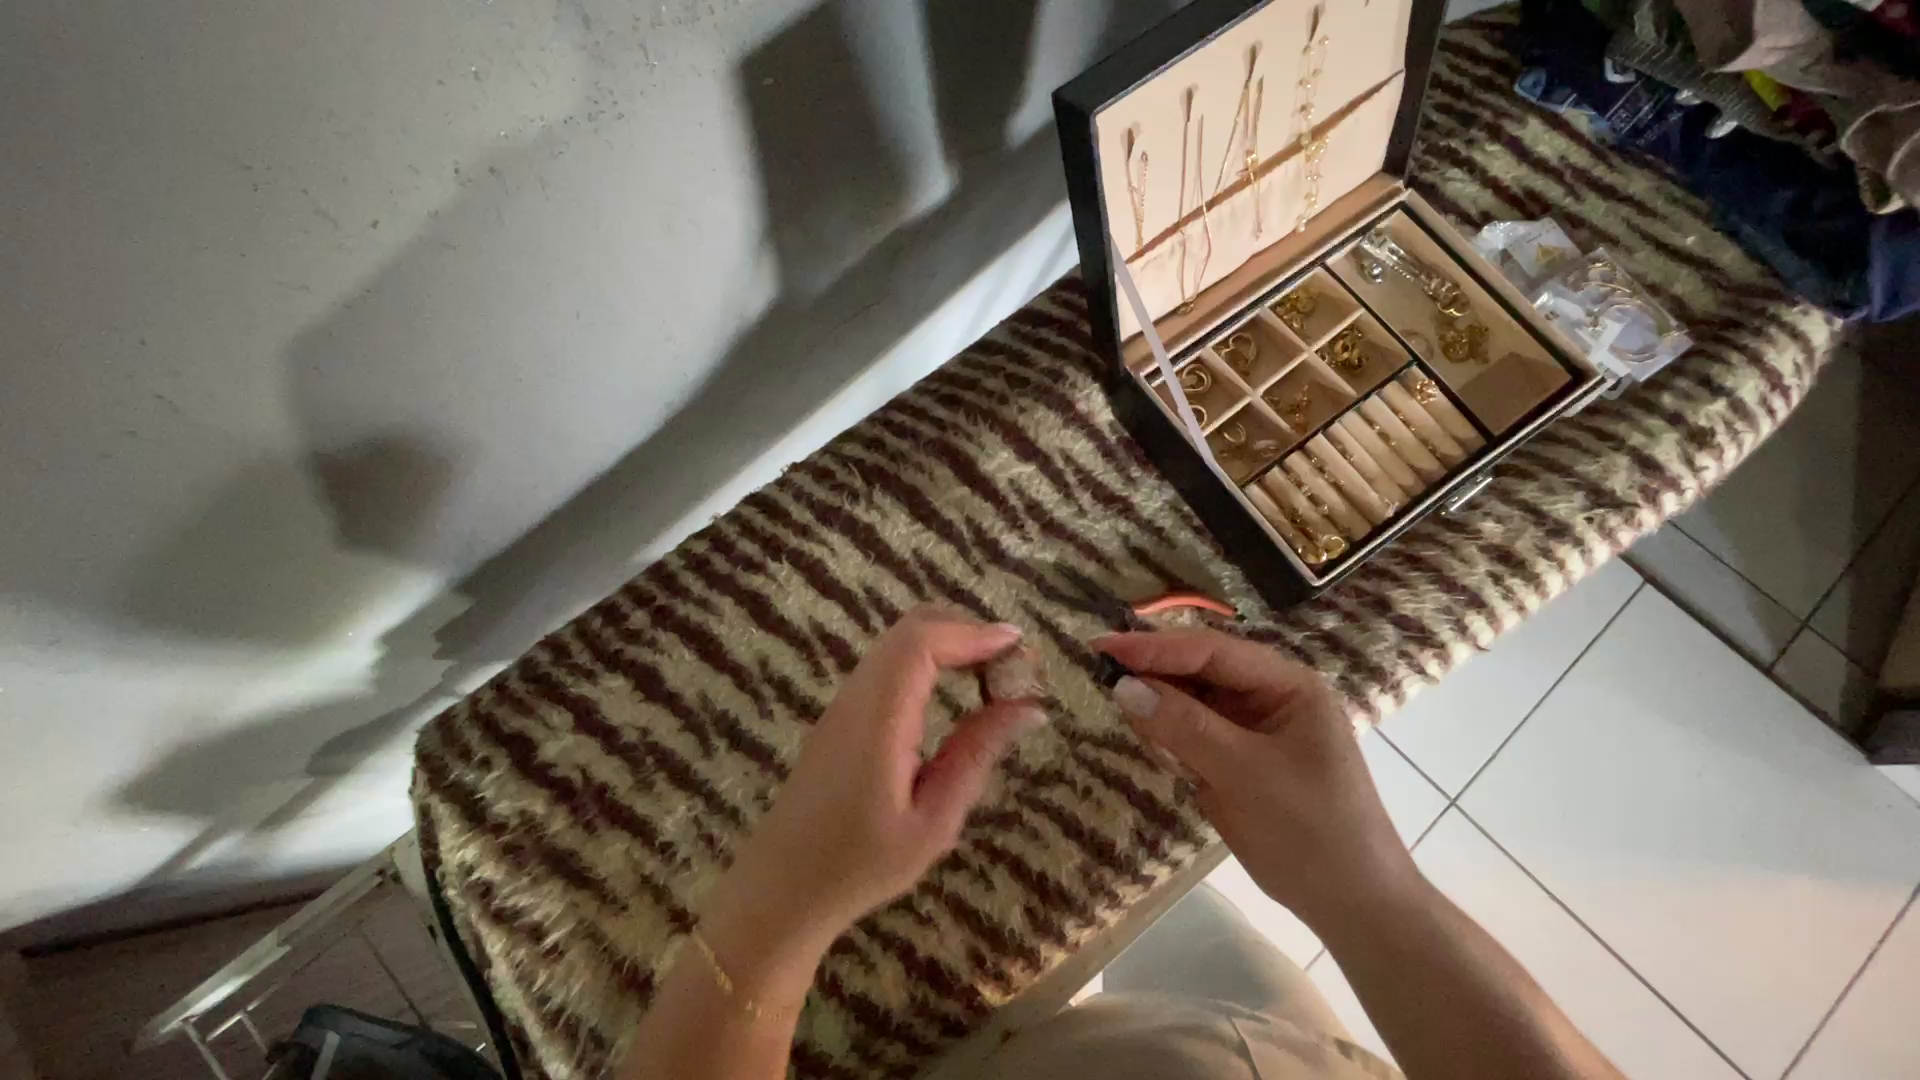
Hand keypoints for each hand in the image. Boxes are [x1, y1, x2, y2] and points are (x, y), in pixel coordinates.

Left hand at [709, 608, 1046, 953]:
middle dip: (967, 630)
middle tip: (1013, 663)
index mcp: (877, 719)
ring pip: (899, 642)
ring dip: (950, 643)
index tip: (1020, 648)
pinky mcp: (843, 714)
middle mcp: (856, 696)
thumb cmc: (860, 865)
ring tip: (994, 677)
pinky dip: (930, 659)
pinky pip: (890, 664)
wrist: (782, 888)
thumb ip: (977, 754)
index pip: (922, 643)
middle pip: (911, 628)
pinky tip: (957, 691)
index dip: (973, 633)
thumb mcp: (934, 821)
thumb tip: (1028, 707)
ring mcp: (845, 702)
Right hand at [1095, 628, 1422, 930]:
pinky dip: (1164, 733)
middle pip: (1198, 670)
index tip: (1104, 647)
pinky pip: (1189, 734)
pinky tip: (1144, 733)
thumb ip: (1185, 727)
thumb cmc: (1311, 830)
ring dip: (1155, 701)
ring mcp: (1249, 729)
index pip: (1213, 651)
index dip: (1156, 647)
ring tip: (1114, 696)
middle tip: (1097, 667)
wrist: (1350, 905)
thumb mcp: (1247, 774)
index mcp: (1287, 685)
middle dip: (1152, 670)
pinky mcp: (1233, 760)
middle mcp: (1267, 697)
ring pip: (1189, 701)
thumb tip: (1123, 686)